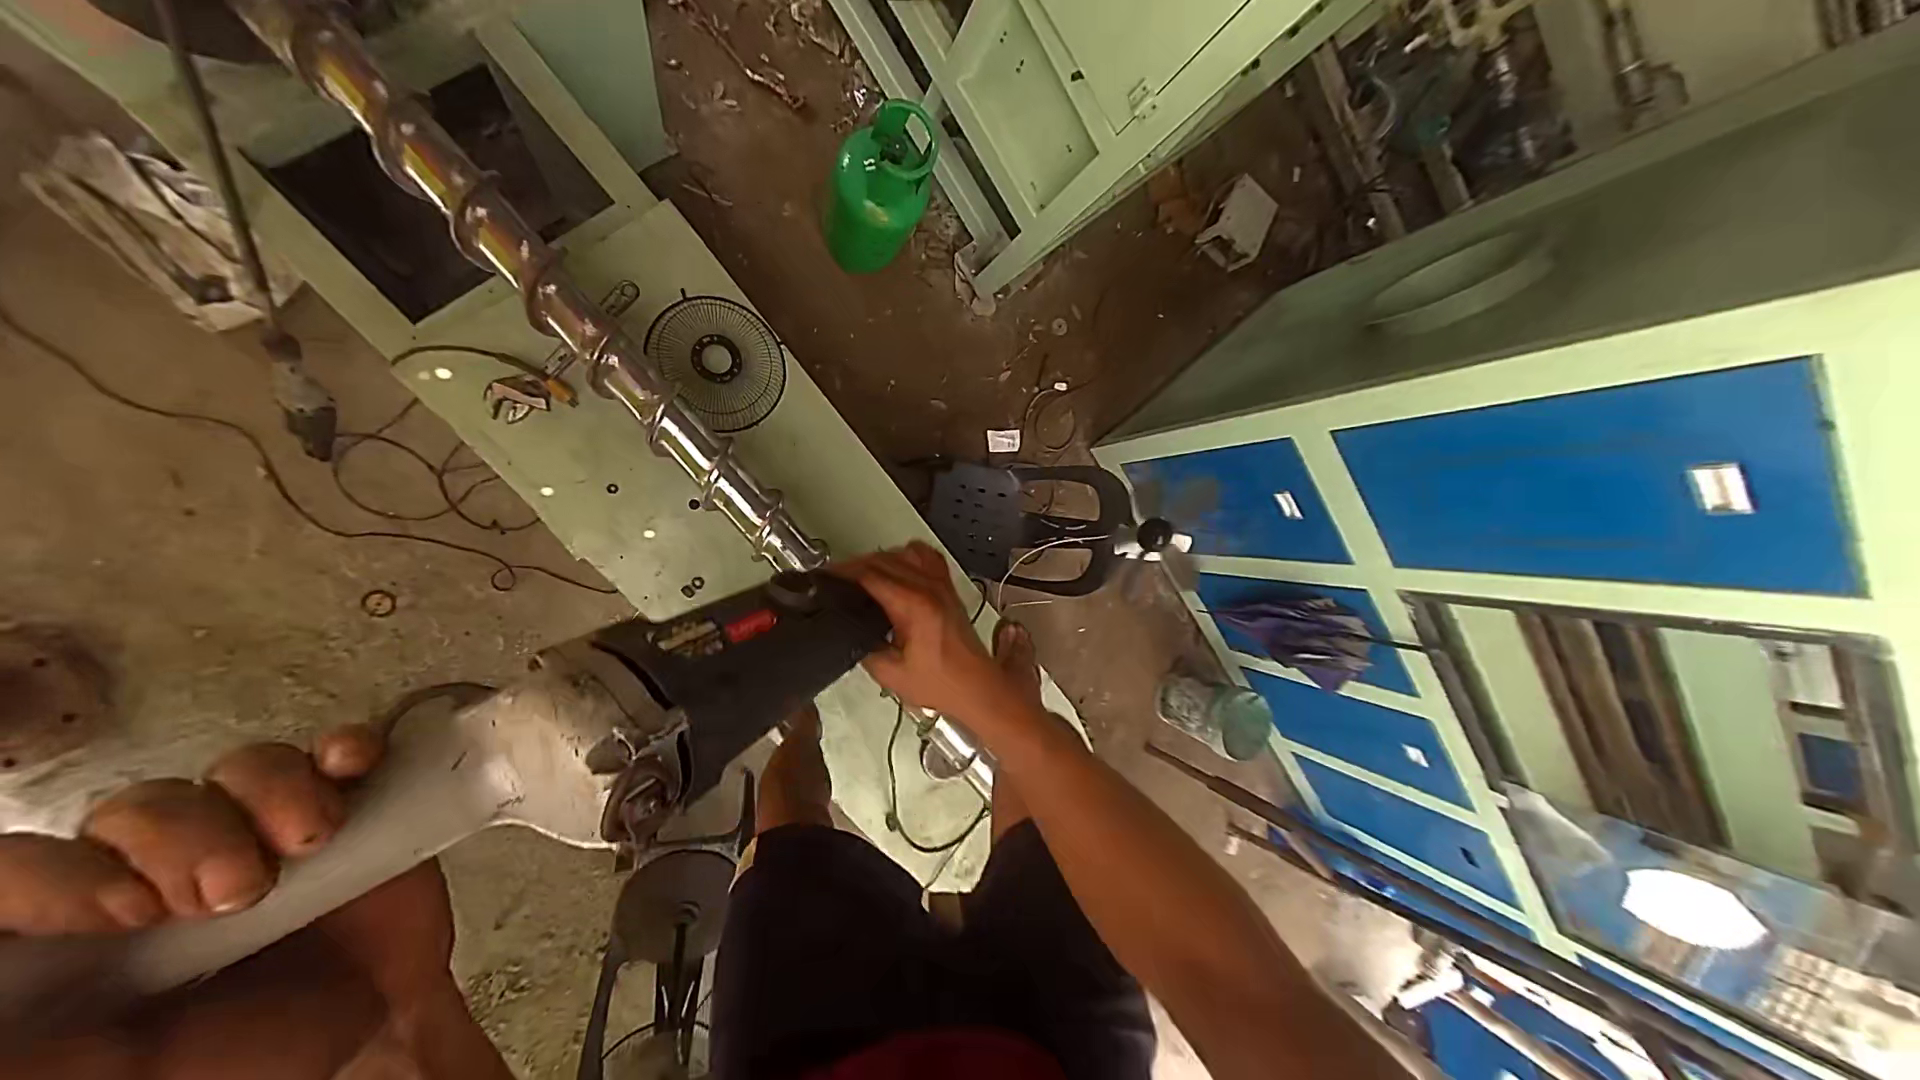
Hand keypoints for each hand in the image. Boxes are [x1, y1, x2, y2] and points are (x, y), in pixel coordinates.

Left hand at [0, 726, 507, 1079]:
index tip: (118, 914)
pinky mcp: (347, 802)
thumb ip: (40, 1053)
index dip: (52, 877)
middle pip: (138, 812)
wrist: (376, 1025)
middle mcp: (162, 870)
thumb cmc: (239, 1065)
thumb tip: (15, 998)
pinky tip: (352, 765)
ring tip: (310, 842)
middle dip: (184, 839)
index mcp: (78, 935)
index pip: (20, 873)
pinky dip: (345, 749)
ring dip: (274, 794)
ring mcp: (262, 828)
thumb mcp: (108, 1077)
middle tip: (232, 892)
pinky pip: (338, 752)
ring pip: (241, 771)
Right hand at [834, 541, 1002, 717]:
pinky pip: (927, 556)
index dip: (842, 573)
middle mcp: (930, 588)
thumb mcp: (889, 673)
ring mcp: (941, 585)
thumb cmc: (942, 682)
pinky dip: (907, 556)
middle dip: (854, 566)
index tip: (826, 576)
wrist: (975, 686)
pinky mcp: (948, 588)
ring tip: (860, 574)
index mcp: (914, 606)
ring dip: (878, 559)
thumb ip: (864, 647)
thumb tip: (848, 630)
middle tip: (835, 578)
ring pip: (903, 552)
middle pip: (883, 559)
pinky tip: (896, 566)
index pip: (870, 575)